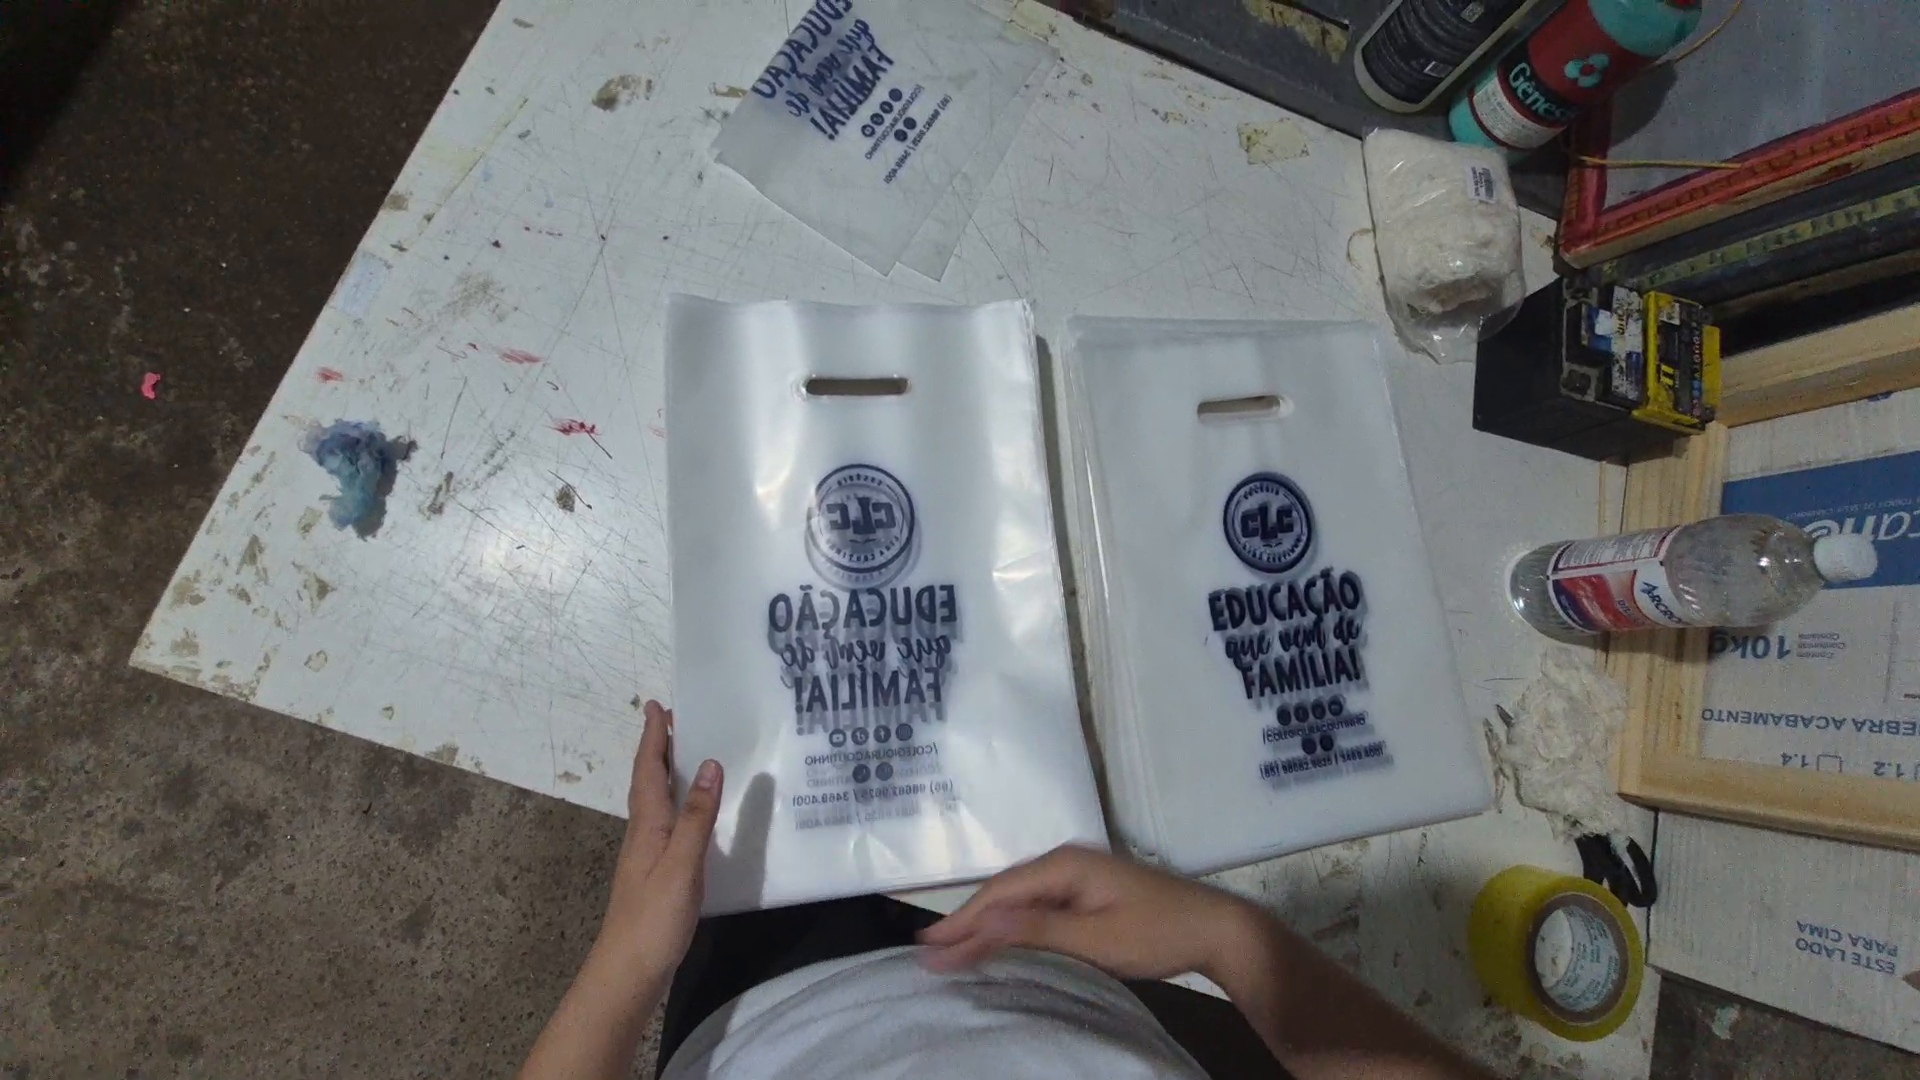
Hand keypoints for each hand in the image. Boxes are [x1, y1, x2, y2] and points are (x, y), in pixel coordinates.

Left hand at [597, 700, 722, 976]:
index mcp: (648, 824)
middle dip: (659, 747)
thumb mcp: (681, 863)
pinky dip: (680, 800)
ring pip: (658, 798)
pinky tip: (696, 808)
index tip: (656, 704)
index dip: (653, 737)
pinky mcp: (659, 870)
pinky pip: (670, 819)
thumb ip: (697, 816)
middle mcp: (645, 831)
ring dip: (668, 770)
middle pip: (650, 779)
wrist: (628, 973)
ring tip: (688, 750)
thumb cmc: (653, 916)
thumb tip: (710, 764)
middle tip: (675, 718)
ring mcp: (649, 852)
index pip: (649, 770)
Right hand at [919, 845, 1263, 981]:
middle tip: (929, 950)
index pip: (1001, 893)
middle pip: (1005, 892)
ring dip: (986, 922)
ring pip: (1018, 898)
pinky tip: (997, 935)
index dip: (964, 919)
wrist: (1213, 927)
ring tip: (951, 945)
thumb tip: (986, 919)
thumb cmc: (1155, 932)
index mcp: (1063, 865)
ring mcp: (1075, 874)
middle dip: (967, 920)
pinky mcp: (1084, 890)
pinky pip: (1035, 904)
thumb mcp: (1097, 938)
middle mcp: (1063, 861)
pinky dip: (1011, 921)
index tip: (930, 946)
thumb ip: (1039, 928)